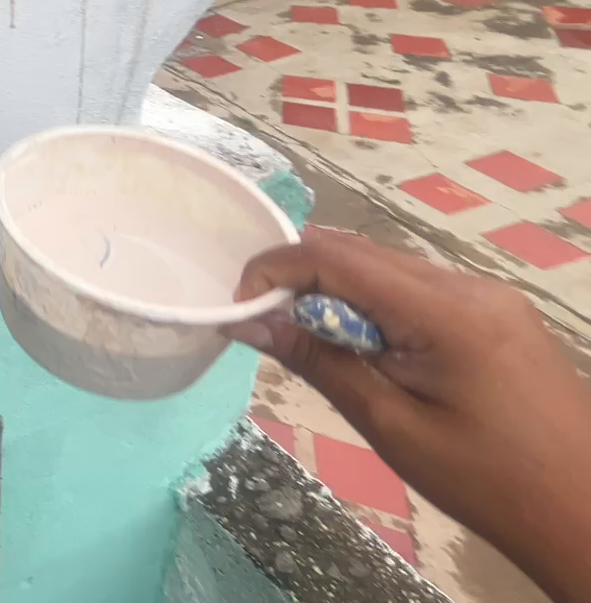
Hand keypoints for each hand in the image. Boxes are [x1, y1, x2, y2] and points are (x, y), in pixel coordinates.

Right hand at [227, 228, 590, 601]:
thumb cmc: (491, 481)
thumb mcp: (388, 422)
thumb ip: (315, 358)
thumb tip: (243, 319)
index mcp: (446, 311)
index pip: (330, 257)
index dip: (271, 270)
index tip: (241, 307)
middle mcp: (469, 288)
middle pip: (351, 251)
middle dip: (294, 276)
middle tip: (264, 319)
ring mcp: (486, 298)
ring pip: (374, 264)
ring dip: (326, 288)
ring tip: (306, 334)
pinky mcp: (490, 314)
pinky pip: (403, 284)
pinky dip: (361, 299)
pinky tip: (355, 338)